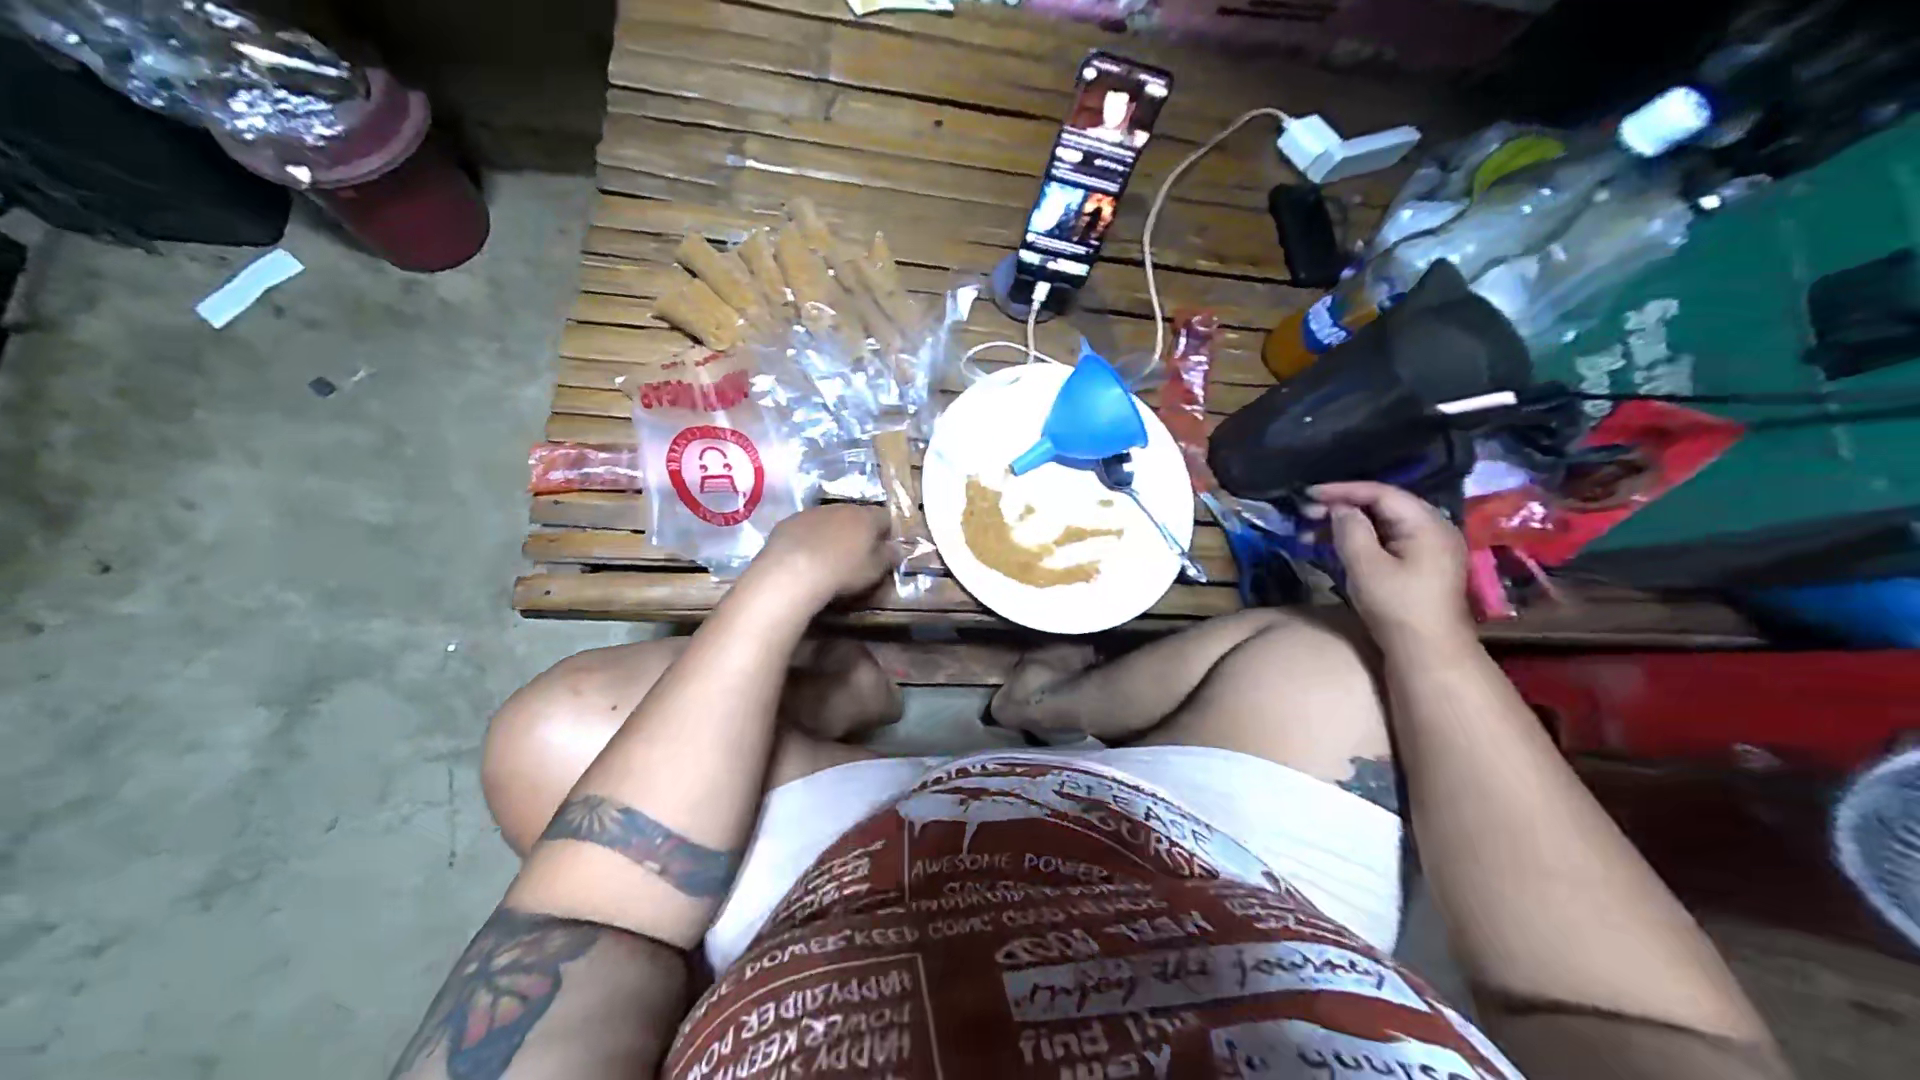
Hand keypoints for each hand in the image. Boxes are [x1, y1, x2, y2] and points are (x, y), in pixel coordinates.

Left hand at [748, 504, 894, 606]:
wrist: (792, 571)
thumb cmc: (843, 571)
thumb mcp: (875, 570)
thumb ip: (889, 557)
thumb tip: (897, 548)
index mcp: (866, 517)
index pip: (886, 517)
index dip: (887, 532)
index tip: (884, 549)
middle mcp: (841, 507)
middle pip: (856, 515)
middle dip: (859, 530)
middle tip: (857, 553)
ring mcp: (813, 512)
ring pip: (830, 519)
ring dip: (833, 532)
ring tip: (829, 556)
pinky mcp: (789, 521)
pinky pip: (806, 527)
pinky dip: (810, 538)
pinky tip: (805, 557)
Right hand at [1310, 481, 1473, 652]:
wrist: (1429, 651)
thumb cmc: (1397, 606)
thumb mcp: (1366, 566)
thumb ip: (1350, 529)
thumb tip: (1340, 509)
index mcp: (1426, 524)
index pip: (1381, 493)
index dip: (1342, 490)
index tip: (1309, 494)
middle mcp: (1433, 529)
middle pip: (1383, 506)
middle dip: (1342, 507)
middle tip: (1306, 514)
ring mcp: (1429, 548)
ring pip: (1382, 524)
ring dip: (1346, 525)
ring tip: (1312, 534)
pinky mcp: (1421, 565)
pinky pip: (1387, 540)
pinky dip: (1360, 539)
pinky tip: (1335, 547)